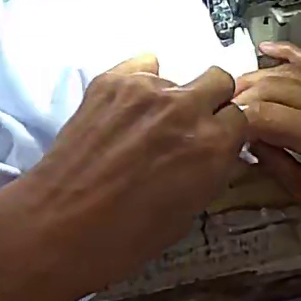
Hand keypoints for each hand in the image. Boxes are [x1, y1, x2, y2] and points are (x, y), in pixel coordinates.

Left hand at [0, 55, 247, 300]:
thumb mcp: (189, 210)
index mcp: (212, 146)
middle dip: (210, 99)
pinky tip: (125, 107)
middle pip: (218, 79)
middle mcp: (185, 108)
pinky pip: (141, 65)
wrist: (59, 223)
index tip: (216, 137)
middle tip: (188, 123)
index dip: (228, 128)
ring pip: (176, 76)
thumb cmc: (125, 236)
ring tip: (142, 125)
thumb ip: (209, 168)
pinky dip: (139, 80)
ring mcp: (146, 89)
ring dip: (169, 96)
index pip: (241, 115)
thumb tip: (214, 149)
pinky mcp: (112, 79)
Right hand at [235, 42, 300, 269]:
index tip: (216, 129)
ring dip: (257, 78)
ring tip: (231, 93)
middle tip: (217, 112)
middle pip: (274, 86)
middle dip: (242, 96)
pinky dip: (289, 54)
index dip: (238, 119)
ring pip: (289, 73)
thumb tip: (243, 141)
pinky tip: (265, 48)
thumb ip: (280, 168)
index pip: (268, 114)